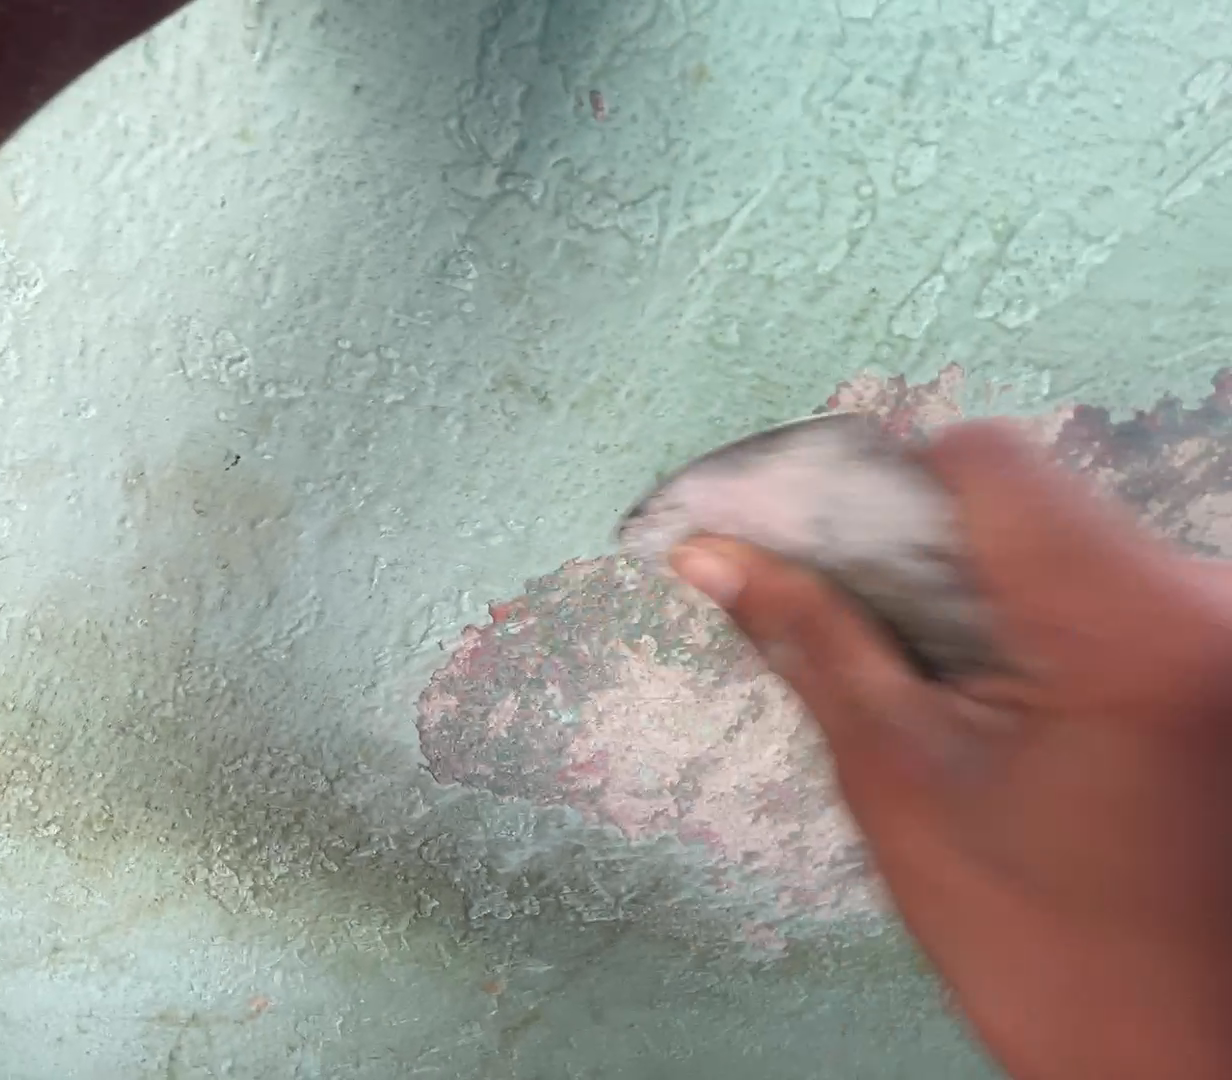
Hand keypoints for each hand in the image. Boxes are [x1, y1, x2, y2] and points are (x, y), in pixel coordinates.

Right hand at [670, 422, 1231, 1079]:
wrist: (1181, 1059)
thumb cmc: (1030, 929)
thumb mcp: (890, 767)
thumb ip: (804, 635)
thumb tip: (703, 553)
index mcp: (1126, 625)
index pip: (984, 461)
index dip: (873, 479)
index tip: (800, 535)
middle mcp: (1198, 603)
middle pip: (1007, 499)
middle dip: (890, 536)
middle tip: (805, 592)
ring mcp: (1211, 632)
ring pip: (1033, 540)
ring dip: (928, 574)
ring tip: (867, 642)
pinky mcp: (1204, 663)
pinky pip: (1070, 586)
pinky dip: (980, 605)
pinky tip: (936, 666)